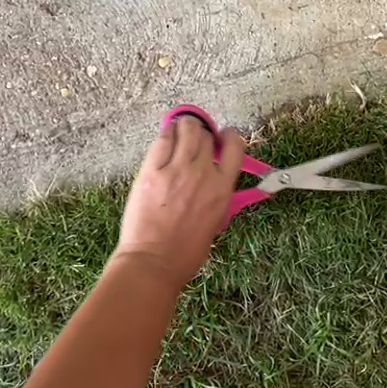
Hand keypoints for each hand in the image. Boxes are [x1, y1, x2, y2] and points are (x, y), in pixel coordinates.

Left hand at [115, 115, 243, 285]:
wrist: (153, 261)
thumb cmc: (186, 251)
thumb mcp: (215, 220)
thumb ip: (215, 194)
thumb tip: (211, 179)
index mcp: (222, 188)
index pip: (234, 146)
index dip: (228, 136)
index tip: (222, 136)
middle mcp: (203, 173)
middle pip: (206, 136)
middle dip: (202, 133)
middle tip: (194, 138)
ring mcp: (176, 169)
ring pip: (186, 130)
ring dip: (185, 126)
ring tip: (180, 130)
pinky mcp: (152, 170)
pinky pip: (162, 140)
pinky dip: (167, 132)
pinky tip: (166, 134)